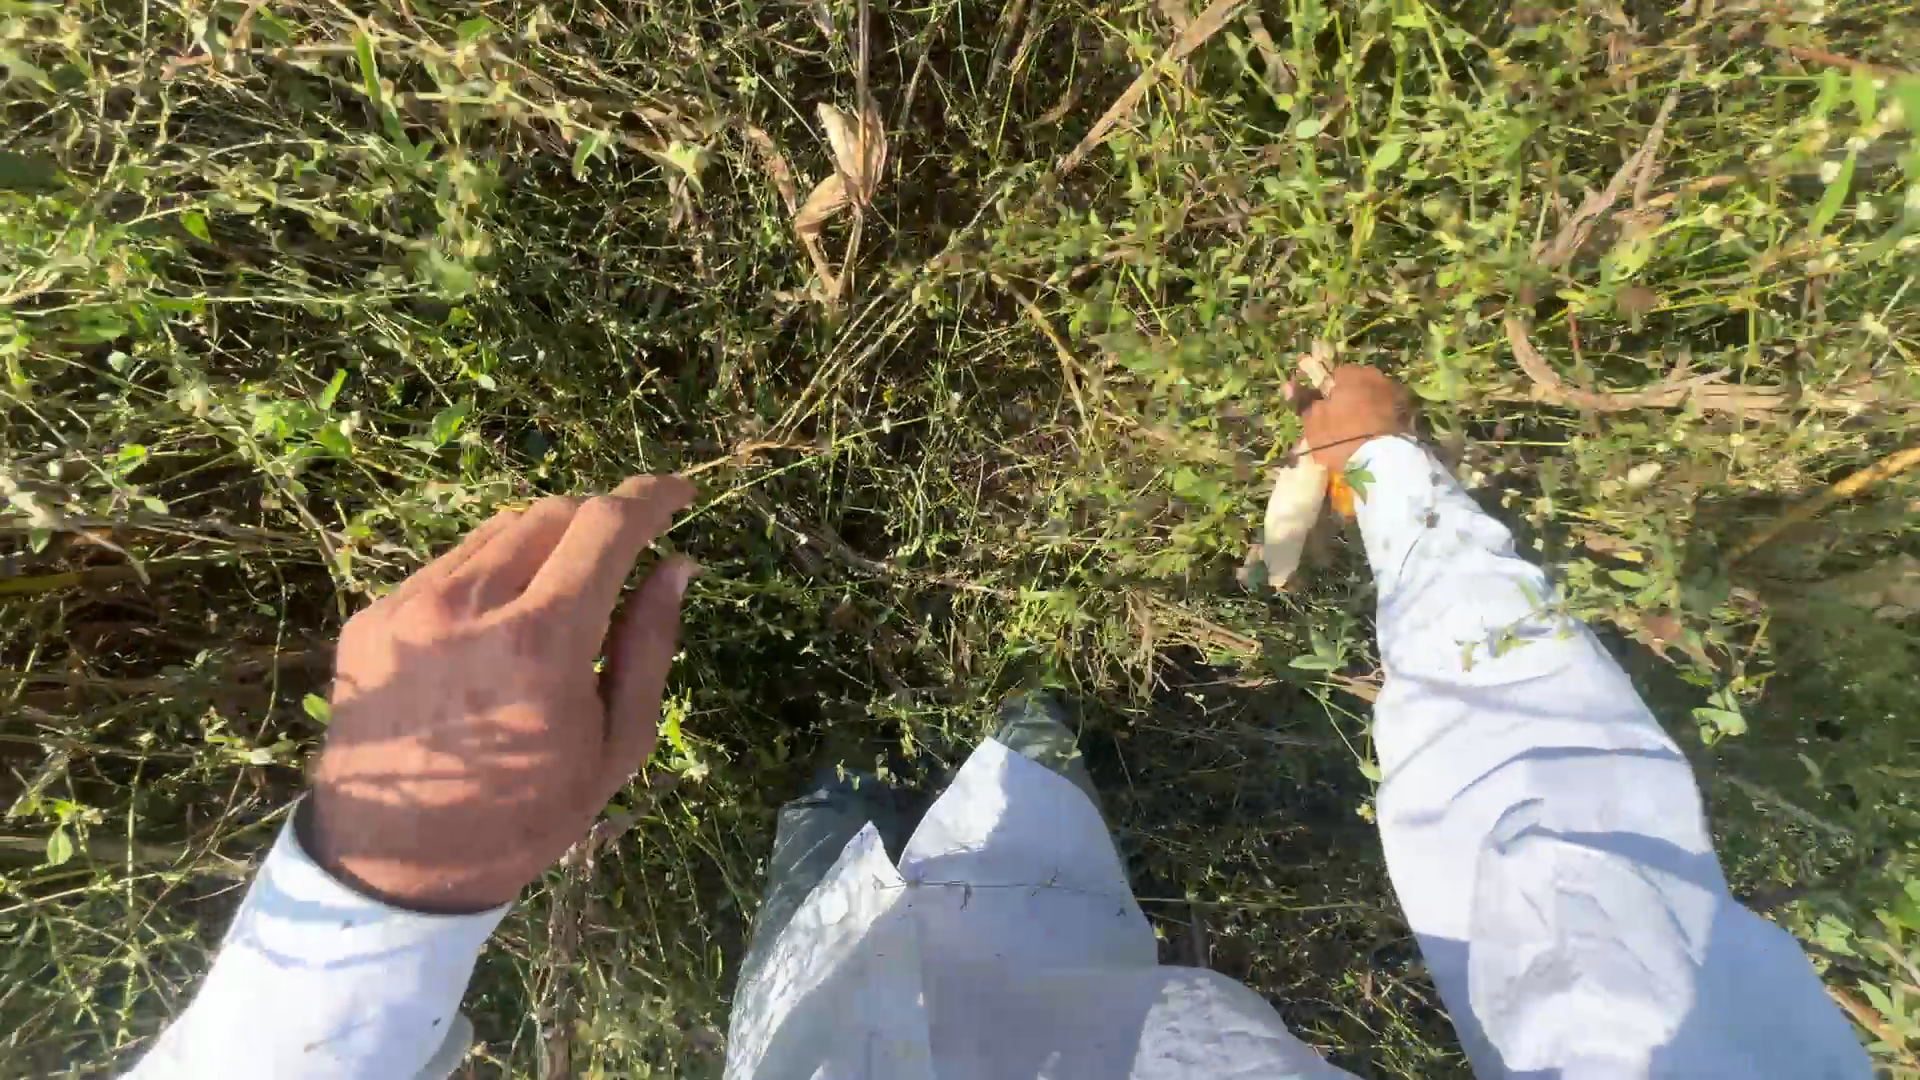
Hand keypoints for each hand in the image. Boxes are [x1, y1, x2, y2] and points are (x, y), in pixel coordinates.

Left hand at [298, 476, 698, 912]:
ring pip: (505, 527)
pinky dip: (505, 564)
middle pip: (556, 512)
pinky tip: (511, 612)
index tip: (679, 491)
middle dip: (606, 518)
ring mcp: (412, 605)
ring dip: (556, 538)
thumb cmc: (532, 810)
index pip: (607, 527)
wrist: (395, 865)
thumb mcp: (621, 737)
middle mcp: (471, 604)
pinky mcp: (375, 615)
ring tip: (573, 585)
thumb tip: (679, 563)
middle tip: (631, 553)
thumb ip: (651, 639)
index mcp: (542, 639)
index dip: (651, 497)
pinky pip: (459, 558)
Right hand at [1300, 365, 1412, 469]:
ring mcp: (1397, 394)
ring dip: (1364, 407)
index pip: (1333, 374)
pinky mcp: (1409, 414)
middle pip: (1357, 383)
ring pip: (1373, 396)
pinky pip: (1387, 411)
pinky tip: (1370, 435)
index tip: (1317, 406)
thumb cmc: (1339, 438)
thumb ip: (1302, 400)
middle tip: (1335, 419)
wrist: (1380, 463)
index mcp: (1352, 374)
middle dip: (1346, 396)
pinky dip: (1378, 418)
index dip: (1323, 389)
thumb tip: (1289, 385)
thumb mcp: (1313, 421)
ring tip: (1354, 429)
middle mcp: (1377, 377)